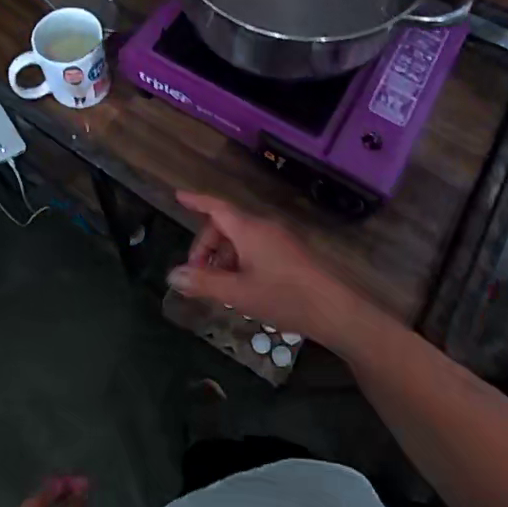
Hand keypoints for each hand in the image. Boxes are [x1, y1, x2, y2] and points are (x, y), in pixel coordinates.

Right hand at [165, 191, 397, 356]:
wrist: (334, 310)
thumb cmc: (283, 297)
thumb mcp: (237, 293)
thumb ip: (204, 282)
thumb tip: (173, 274)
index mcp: (249, 229)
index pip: (216, 207)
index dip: (196, 201)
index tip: (178, 197)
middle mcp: (264, 227)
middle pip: (226, 225)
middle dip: (206, 245)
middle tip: (198, 274)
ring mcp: (279, 239)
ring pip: (241, 238)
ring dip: (223, 256)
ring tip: (220, 285)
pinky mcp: (290, 253)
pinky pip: (256, 247)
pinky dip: (240, 260)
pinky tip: (242, 287)